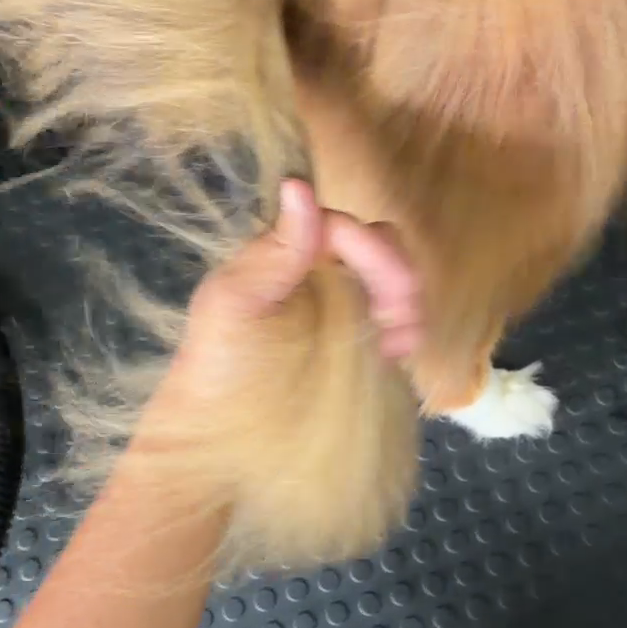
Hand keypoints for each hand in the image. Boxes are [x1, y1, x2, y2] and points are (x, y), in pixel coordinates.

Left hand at [148, 179, 419, 417]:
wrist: (222, 442)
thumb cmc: (219, 371)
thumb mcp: (234, 305)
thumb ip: (271, 251)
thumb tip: (299, 184)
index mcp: (285, 256)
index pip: (340, 228)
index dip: (370, 246)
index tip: (388, 284)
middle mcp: (316, 275)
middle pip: (376, 249)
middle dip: (396, 272)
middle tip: (400, 311)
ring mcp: (340, 312)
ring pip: (392, 285)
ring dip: (407, 303)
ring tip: (400, 339)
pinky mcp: (357, 349)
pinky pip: (395, 325)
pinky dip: (407, 331)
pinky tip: (398, 354)